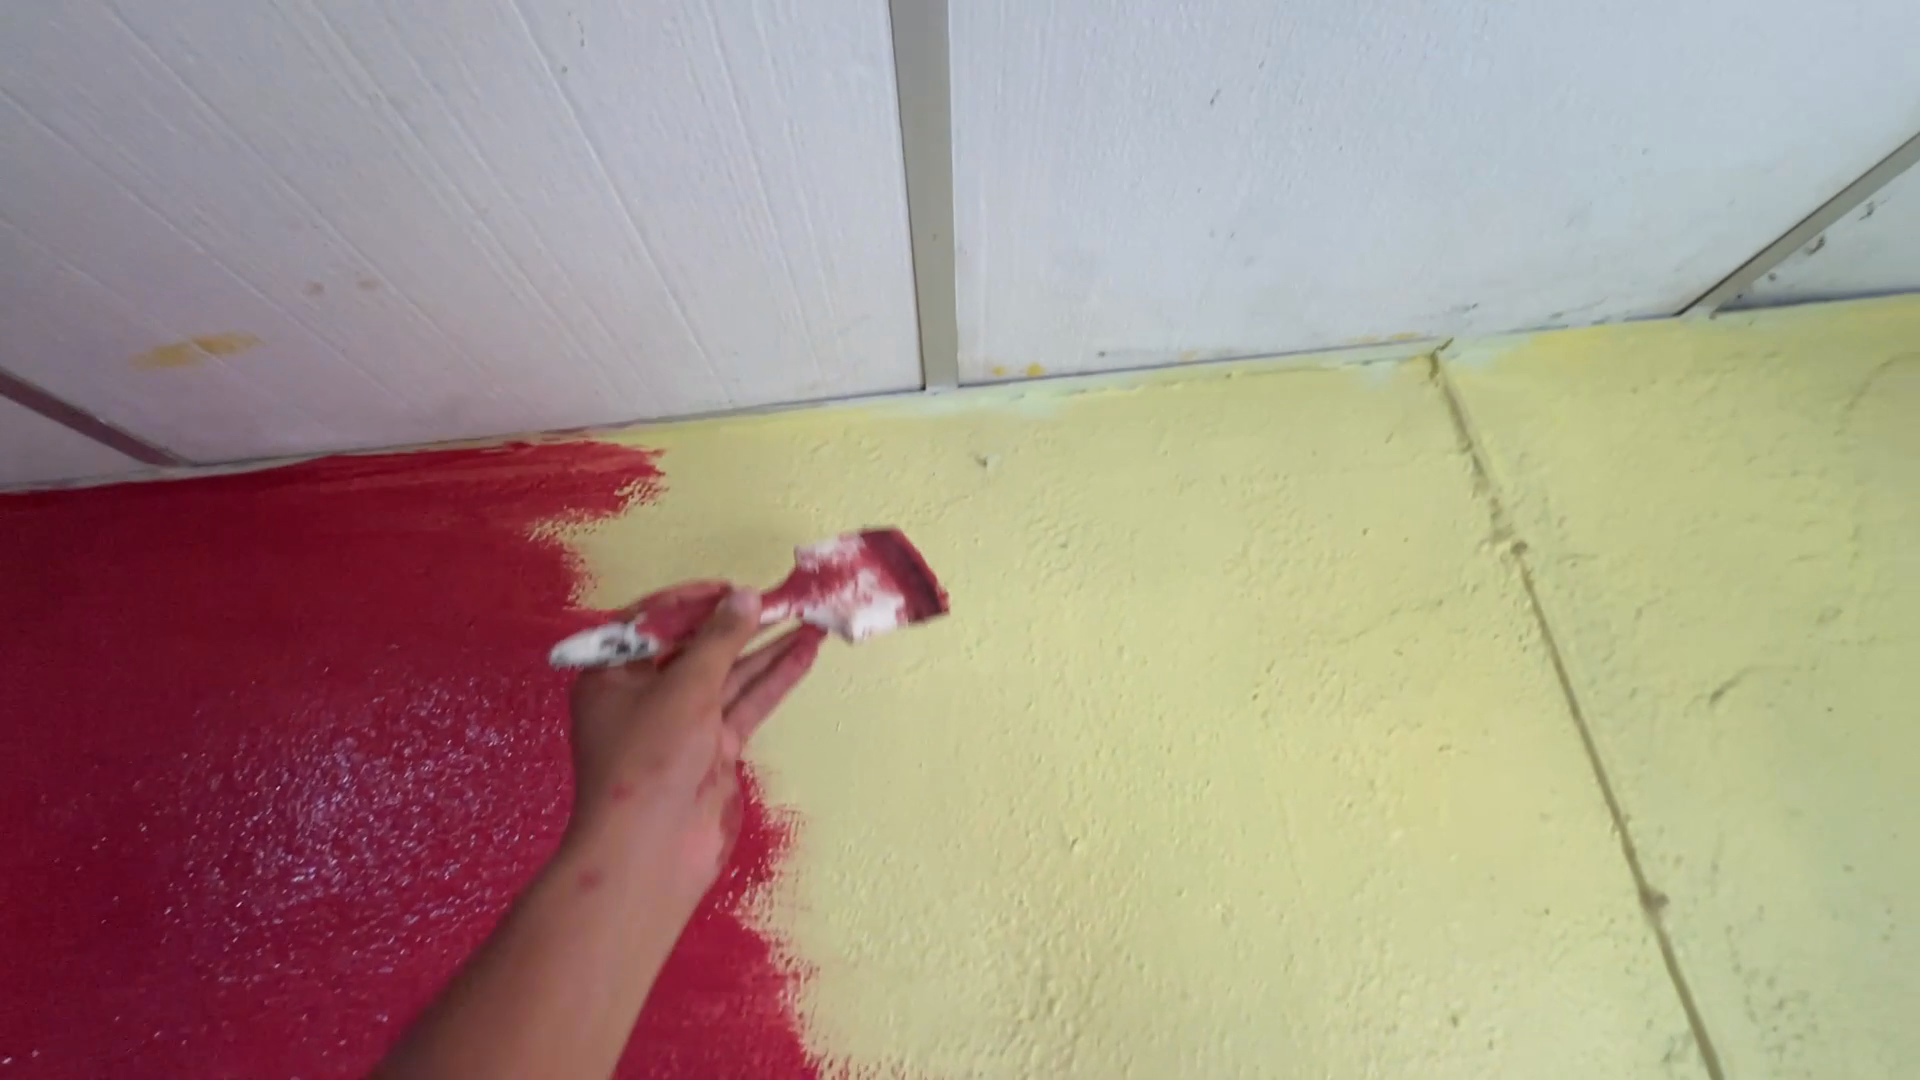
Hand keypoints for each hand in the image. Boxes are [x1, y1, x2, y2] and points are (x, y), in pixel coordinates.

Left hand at [565, 582, 823, 902]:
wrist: (652, 852)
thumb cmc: (650, 758)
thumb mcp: (684, 687)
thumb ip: (720, 639)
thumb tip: (746, 596)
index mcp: (614, 674)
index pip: (655, 622)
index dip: (696, 601)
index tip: (734, 589)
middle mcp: (648, 694)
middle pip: (699, 647)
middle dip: (741, 623)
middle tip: (783, 599)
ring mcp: (685, 723)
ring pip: (730, 674)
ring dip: (768, 647)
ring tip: (808, 617)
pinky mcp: (715, 747)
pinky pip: (746, 702)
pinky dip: (774, 678)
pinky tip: (804, 652)